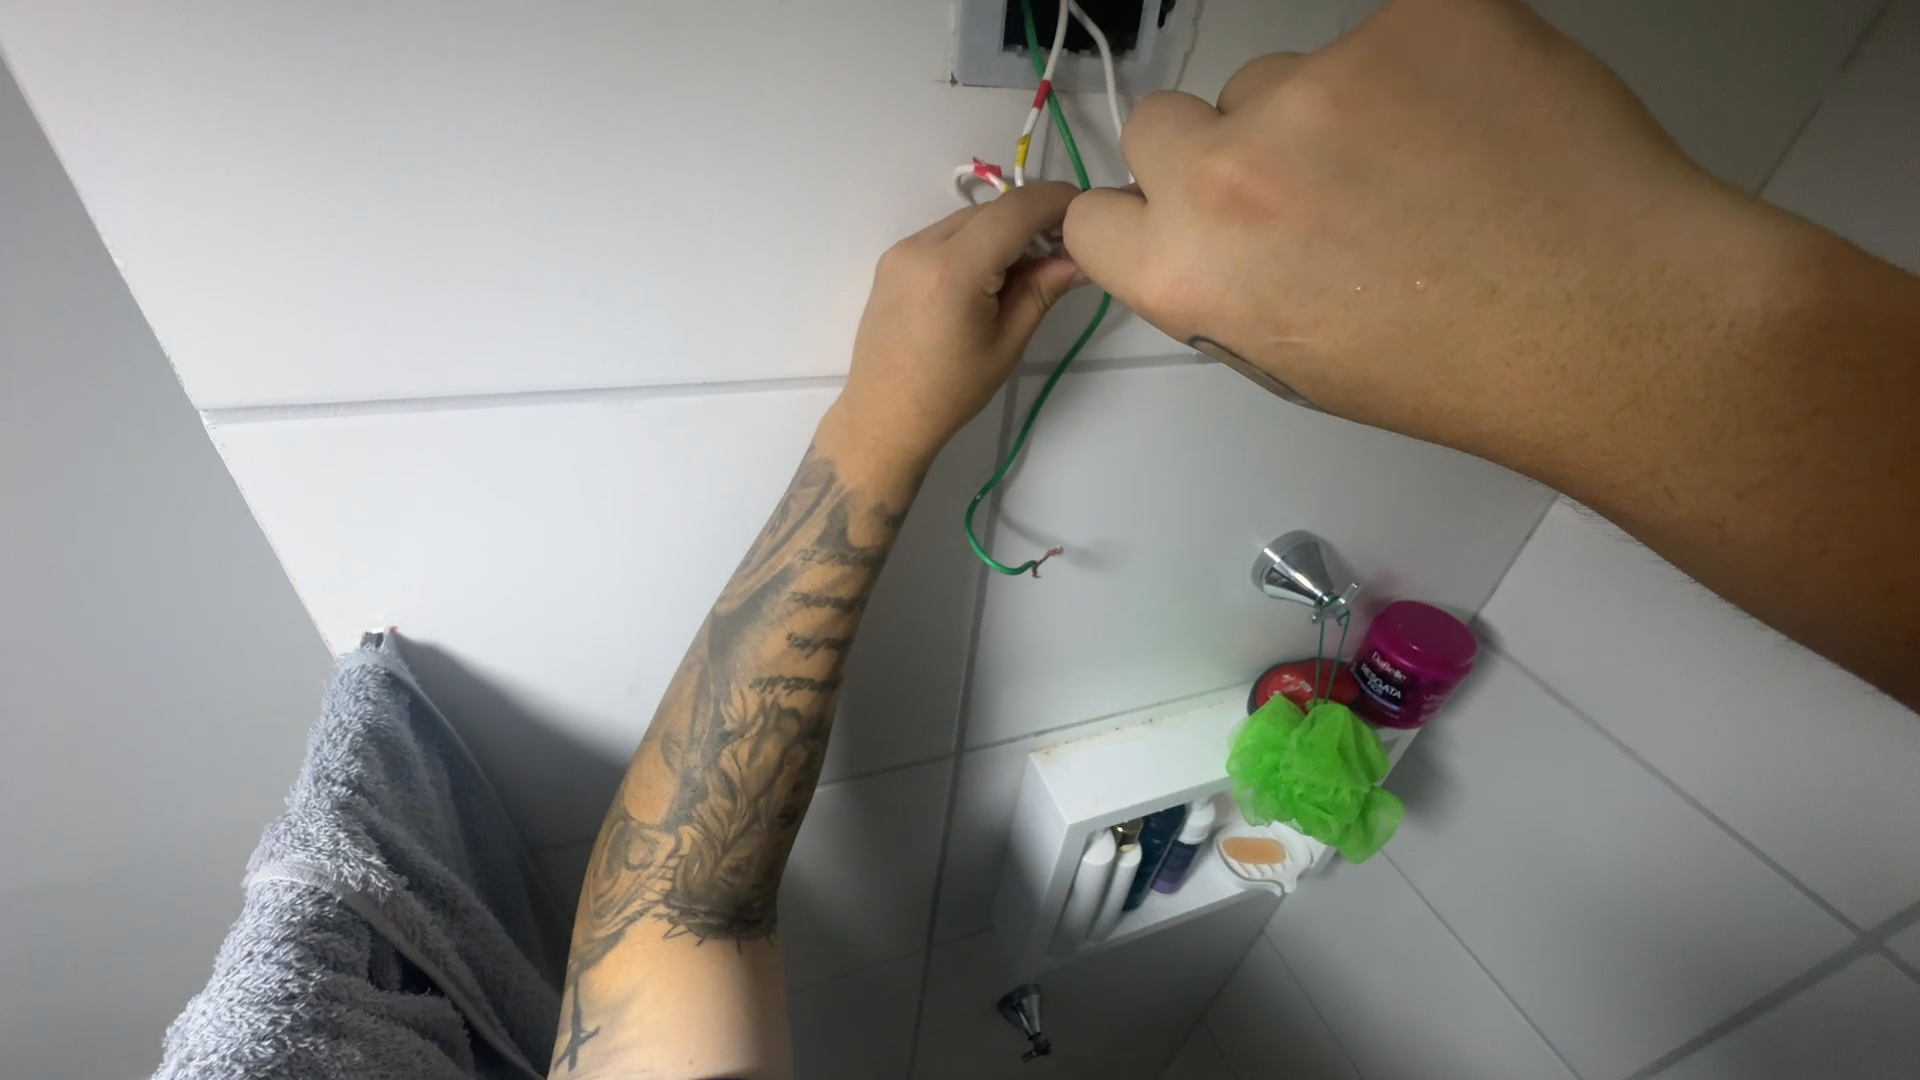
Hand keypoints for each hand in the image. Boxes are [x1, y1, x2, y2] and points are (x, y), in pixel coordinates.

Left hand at [827, 182, 1085, 469]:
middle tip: (1062, 250)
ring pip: (967, 220)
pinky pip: (943, 235)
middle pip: (992, 211)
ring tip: (1026, 269)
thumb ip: (1042, 291)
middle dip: (1032, 220)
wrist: (884, 415)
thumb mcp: (1007, 344)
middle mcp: (922, 247)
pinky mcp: (892, 260)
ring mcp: (902, 250)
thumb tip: (1081, 259)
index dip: (1057, 202)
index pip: (1016, 210)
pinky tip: (988, 276)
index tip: (1085, 214)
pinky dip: (974, 243)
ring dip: (1002, 232)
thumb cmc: (950, 393)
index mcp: (954, 272)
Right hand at [1063, 0, 1772, 453]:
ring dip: (1301, 116)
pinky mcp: (1414, 15)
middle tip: (1279, 189)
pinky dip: (1397, 76)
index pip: (1090, 219)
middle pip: (1154, 123)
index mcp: (1184, 272)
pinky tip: (1455, 128)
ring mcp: (1316, 82)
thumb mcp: (1273, 353)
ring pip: (1266, 78)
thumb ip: (1210, 279)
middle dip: (1198, 153)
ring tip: (1392, 166)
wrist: (1593, 318)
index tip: (1171, 226)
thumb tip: (1201, 230)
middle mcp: (1223, 173)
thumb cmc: (1422, 366)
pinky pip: (1371, 36)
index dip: (1130, 223)